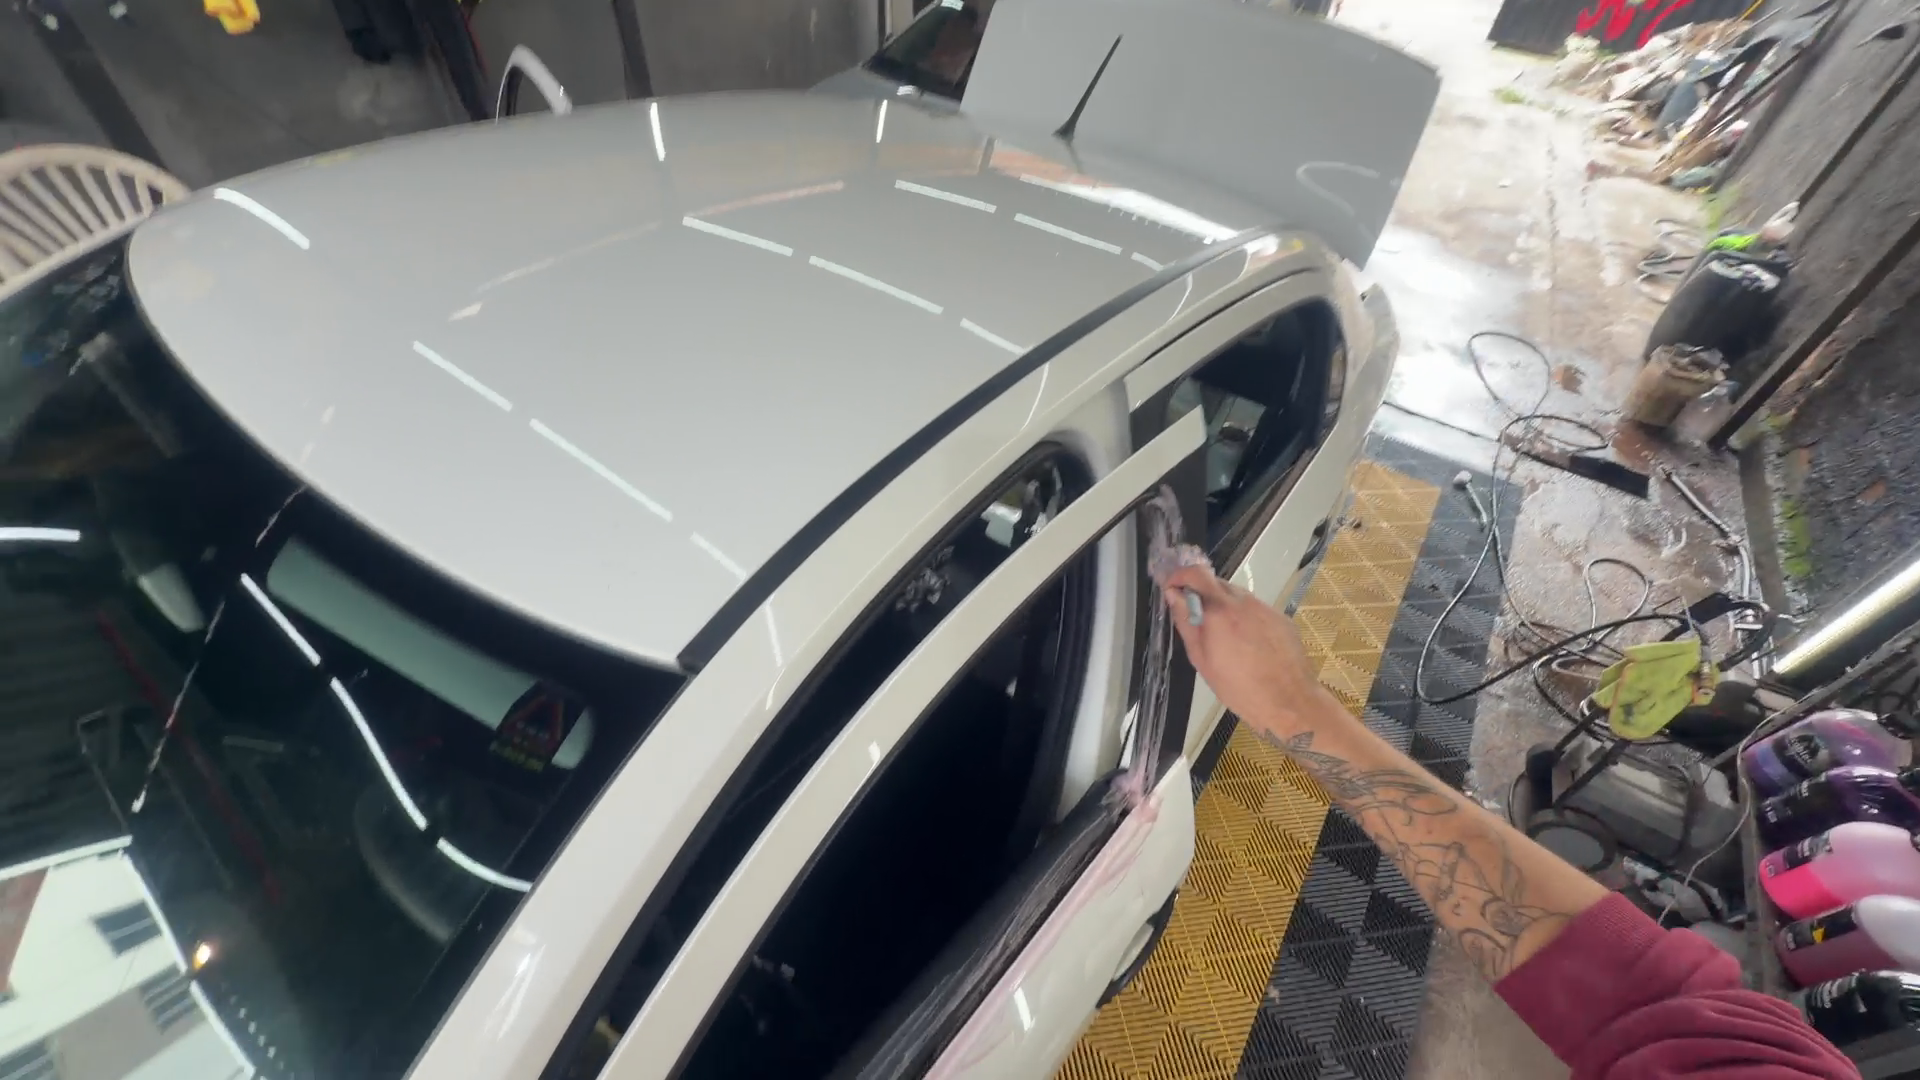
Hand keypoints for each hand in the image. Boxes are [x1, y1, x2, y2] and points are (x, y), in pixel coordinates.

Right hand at [1160, 564, 1347, 740]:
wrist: (1289, 703)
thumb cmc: (1237, 687)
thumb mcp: (1201, 658)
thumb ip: (1186, 622)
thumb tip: (1174, 596)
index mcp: (1219, 610)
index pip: (1196, 573)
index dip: (1180, 575)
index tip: (1172, 588)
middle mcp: (1244, 601)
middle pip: (1217, 582)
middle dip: (1201, 593)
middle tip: (1195, 617)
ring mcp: (1266, 608)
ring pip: (1237, 596)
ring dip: (1223, 606)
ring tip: (1223, 636)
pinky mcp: (1281, 618)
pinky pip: (1255, 609)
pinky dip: (1244, 617)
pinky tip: (1247, 643)